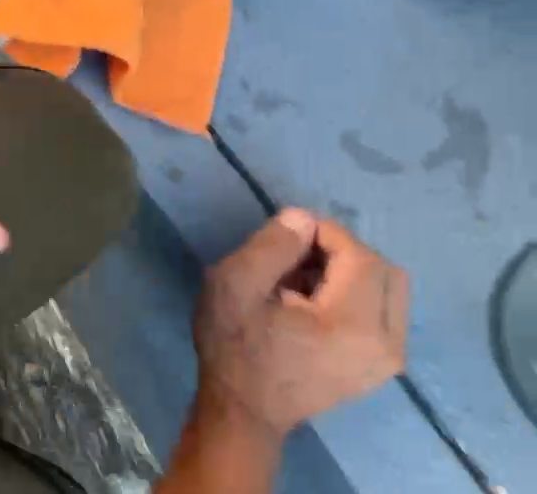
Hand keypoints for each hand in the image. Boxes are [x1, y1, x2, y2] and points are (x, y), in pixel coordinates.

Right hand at [194, 209, 408, 435]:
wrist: (245, 406)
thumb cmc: (233, 343)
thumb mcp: (233, 285)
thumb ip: (269, 247)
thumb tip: (300, 217)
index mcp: (354, 323)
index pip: (360, 257)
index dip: (325, 231)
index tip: (285, 226)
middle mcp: (389, 341)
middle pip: (386, 271)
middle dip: (341, 249)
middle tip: (292, 248)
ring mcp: (390, 358)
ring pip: (390, 291)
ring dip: (349, 270)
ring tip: (297, 274)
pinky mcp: (382, 365)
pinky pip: (384, 313)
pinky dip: (354, 293)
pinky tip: (309, 299)